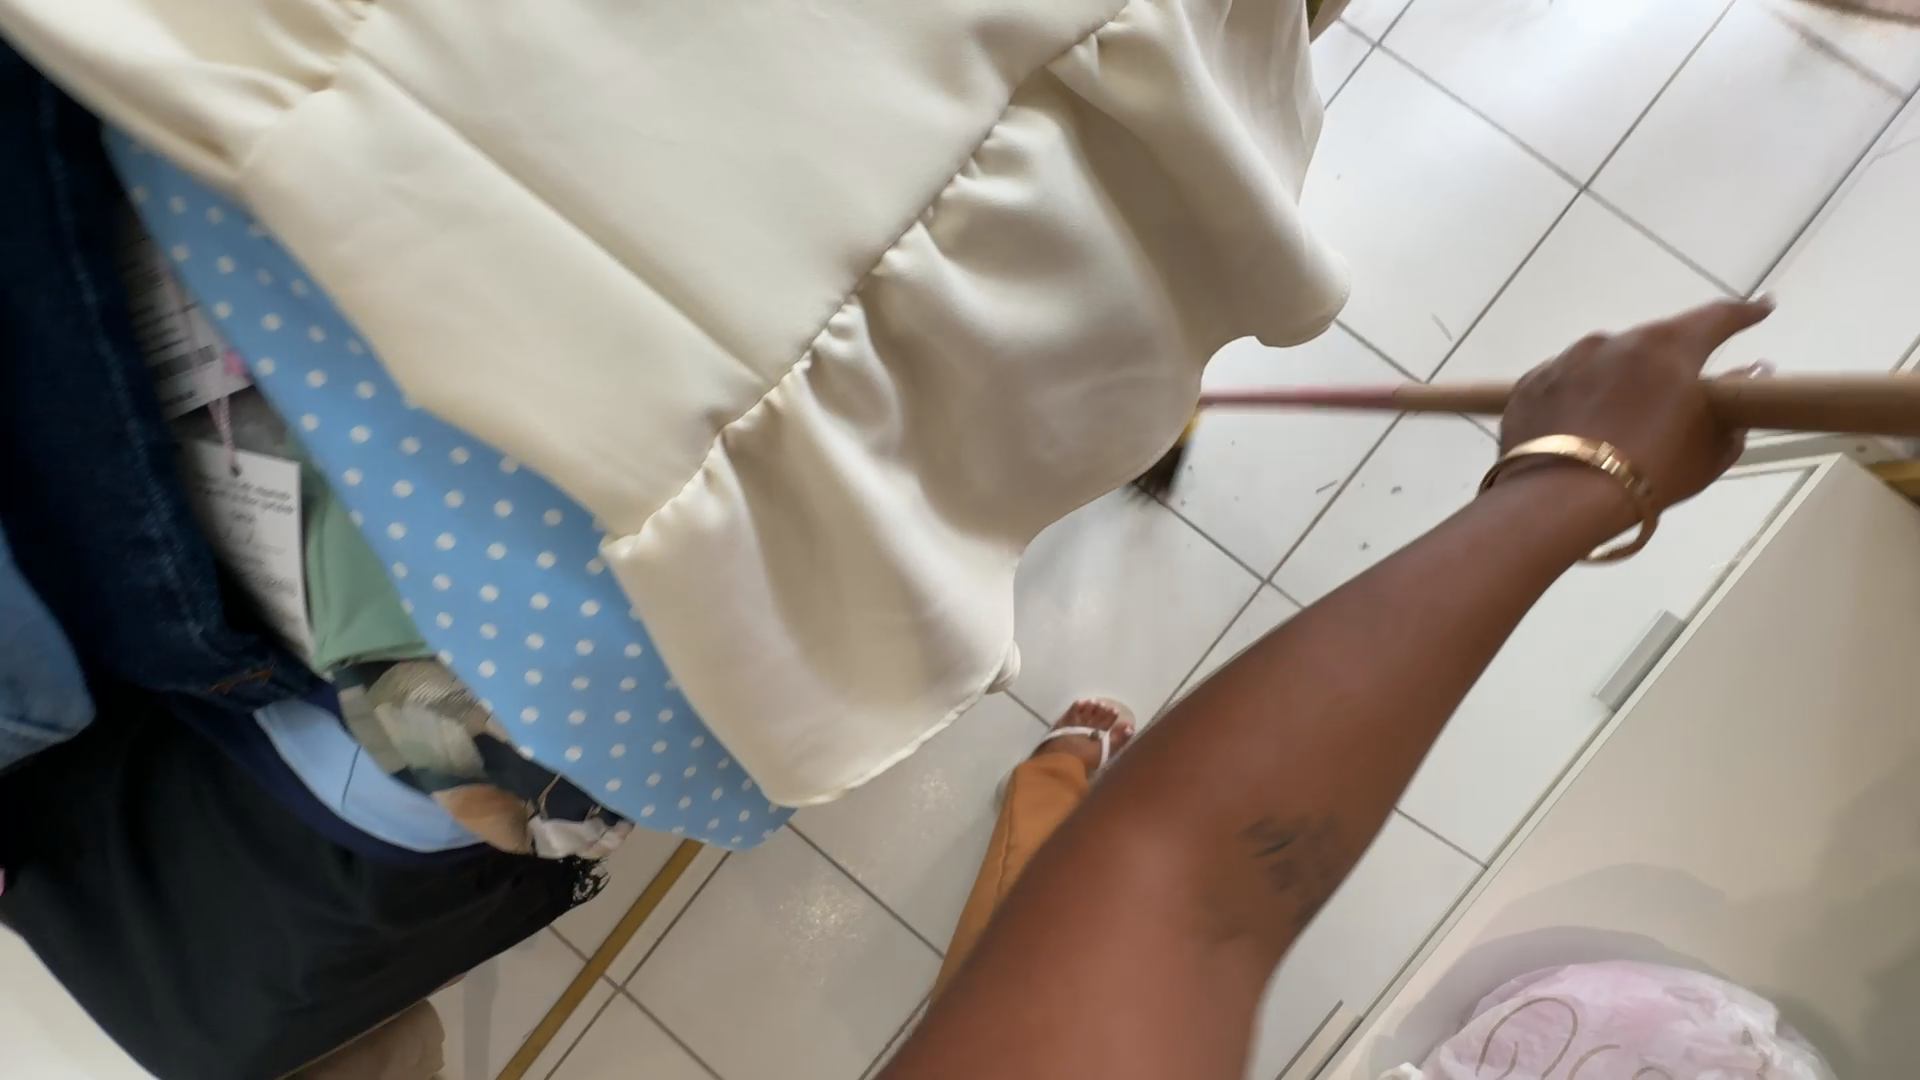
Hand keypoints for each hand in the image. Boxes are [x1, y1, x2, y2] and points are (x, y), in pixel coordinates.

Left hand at [1499, 298, 1773, 512]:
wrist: (1559, 495)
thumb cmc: (1651, 470)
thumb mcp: (1713, 443)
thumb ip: (1733, 401)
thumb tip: (1747, 371)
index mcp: (1665, 347)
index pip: (1715, 318)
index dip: (1741, 314)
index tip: (1758, 309)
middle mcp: (1608, 344)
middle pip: (1648, 341)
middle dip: (1664, 358)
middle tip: (1671, 384)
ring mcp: (1560, 363)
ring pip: (1598, 360)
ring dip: (1612, 376)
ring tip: (1616, 411)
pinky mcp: (1525, 387)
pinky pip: (1560, 381)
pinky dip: (1573, 393)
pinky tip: (1576, 419)